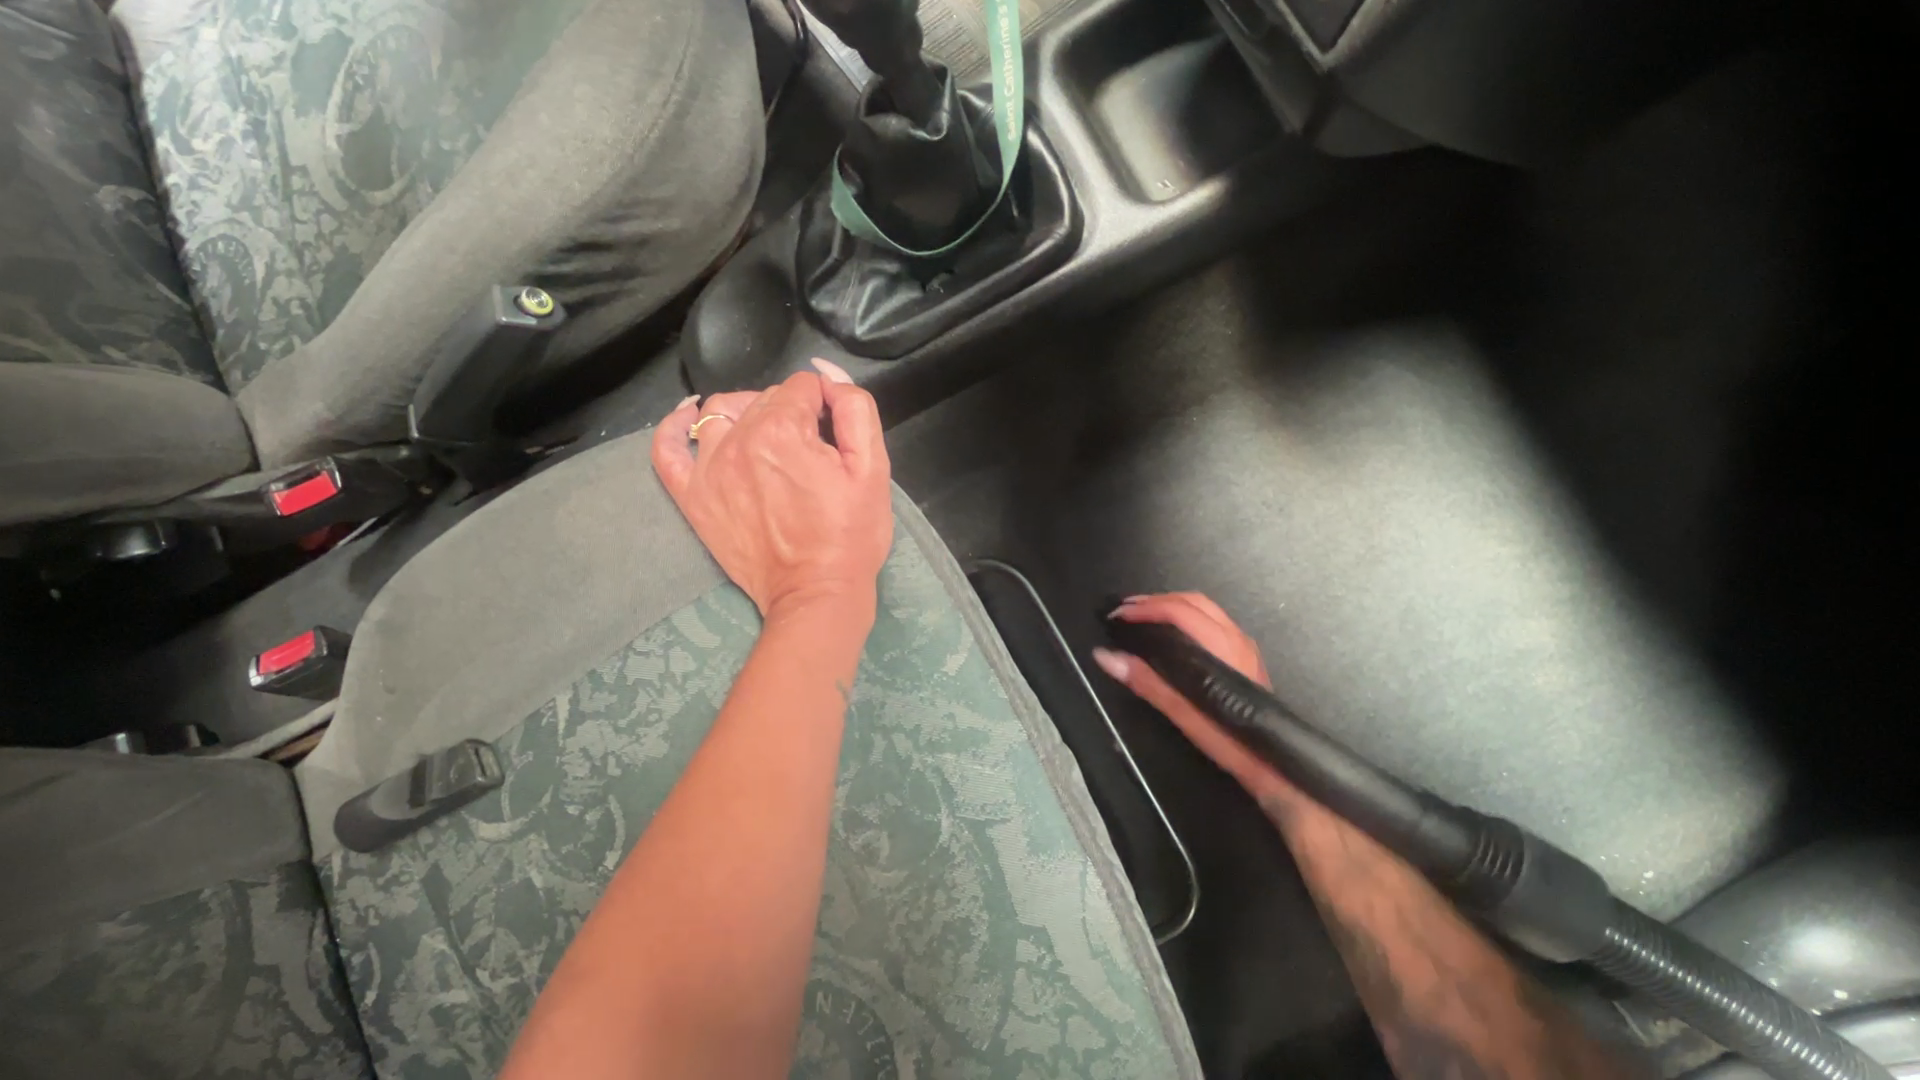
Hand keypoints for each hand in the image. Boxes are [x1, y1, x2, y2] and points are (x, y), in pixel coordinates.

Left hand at [651, 360, 892, 620]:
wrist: (815, 592)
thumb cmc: (851, 534)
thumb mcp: (873, 468)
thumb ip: (855, 409)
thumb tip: (827, 374)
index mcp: (784, 429)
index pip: (802, 387)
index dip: (824, 405)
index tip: (834, 436)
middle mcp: (739, 439)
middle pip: (763, 398)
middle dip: (790, 412)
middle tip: (811, 452)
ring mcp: (708, 468)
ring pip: (720, 411)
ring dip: (745, 412)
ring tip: (768, 437)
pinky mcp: (692, 496)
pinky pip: (667, 447)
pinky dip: (675, 425)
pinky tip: (689, 416)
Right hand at [1093, 593, 1306, 811]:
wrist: (1274, 763)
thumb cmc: (1229, 739)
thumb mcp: (1183, 713)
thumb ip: (1146, 682)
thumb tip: (1106, 657)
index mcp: (1222, 646)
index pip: (1179, 611)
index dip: (1146, 608)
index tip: (1118, 615)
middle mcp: (1236, 637)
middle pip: (1193, 601)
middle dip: (1157, 600)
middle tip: (1126, 610)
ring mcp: (1244, 645)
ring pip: (1205, 609)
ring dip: (1172, 606)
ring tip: (1144, 615)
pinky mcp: (1246, 656)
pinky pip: (1213, 621)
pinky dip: (1187, 616)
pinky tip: (1172, 633)